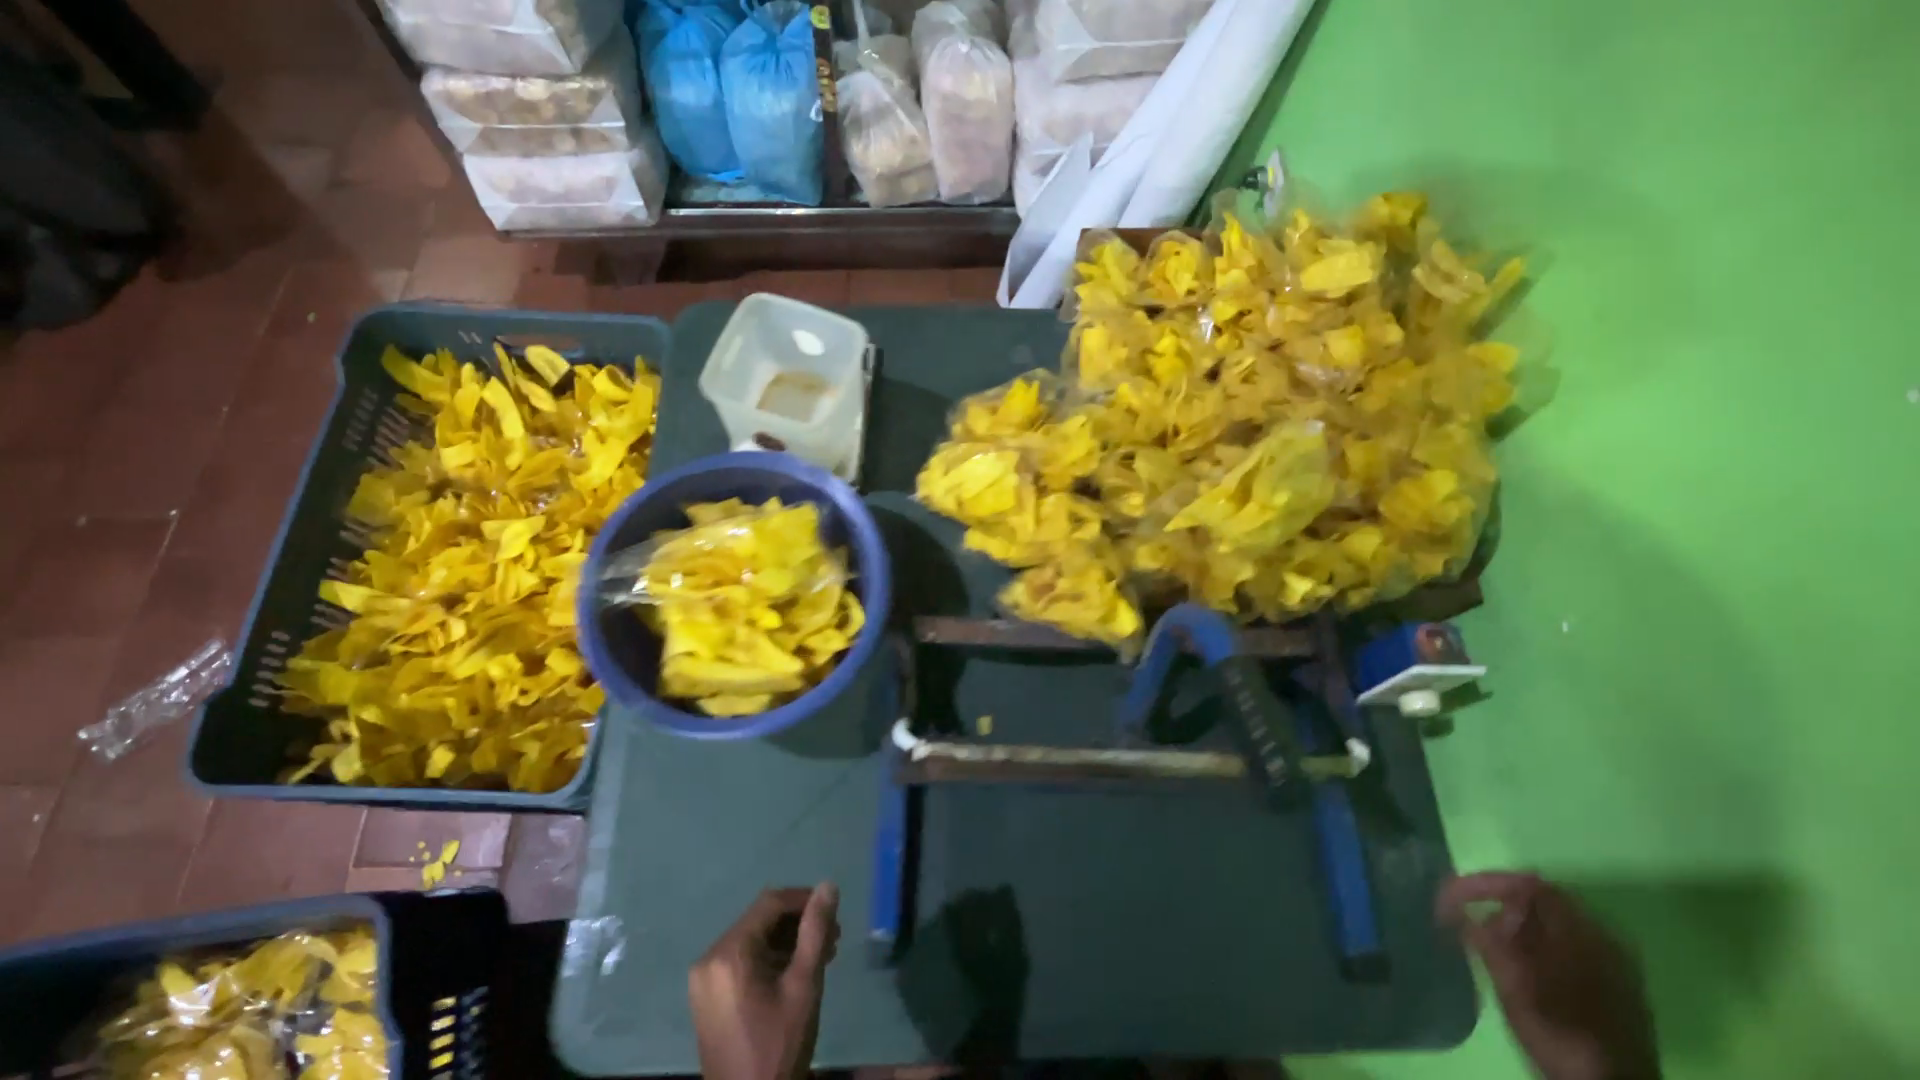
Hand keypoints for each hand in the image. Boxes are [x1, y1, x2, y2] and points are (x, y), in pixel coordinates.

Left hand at [690, 884, 840, 1079]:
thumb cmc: (779, 1044)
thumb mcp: (804, 985)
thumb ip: (816, 931)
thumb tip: (828, 886)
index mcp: (728, 953)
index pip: (770, 903)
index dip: (804, 900)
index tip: (834, 911)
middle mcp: (708, 958)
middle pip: (759, 920)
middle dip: (798, 923)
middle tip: (834, 939)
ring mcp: (704, 978)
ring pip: (751, 940)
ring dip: (786, 941)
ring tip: (821, 956)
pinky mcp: (706, 995)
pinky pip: (740, 961)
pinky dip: (768, 959)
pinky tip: (794, 972)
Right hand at [1438, 873, 1660, 1079]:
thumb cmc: (1561, 1035)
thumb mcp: (1515, 988)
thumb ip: (1488, 942)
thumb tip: (1458, 910)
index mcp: (1580, 932)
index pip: (1527, 885)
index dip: (1484, 885)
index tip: (1449, 898)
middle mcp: (1600, 937)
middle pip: (1540, 902)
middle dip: (1499, 911)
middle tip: (1472, 934)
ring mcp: (1611, 960)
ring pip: (1552, 927)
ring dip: (1516, 932)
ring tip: (1493, 957)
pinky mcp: (1612, 983)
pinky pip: (1566, 947)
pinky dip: (1536, 950)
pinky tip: (1520, 973)